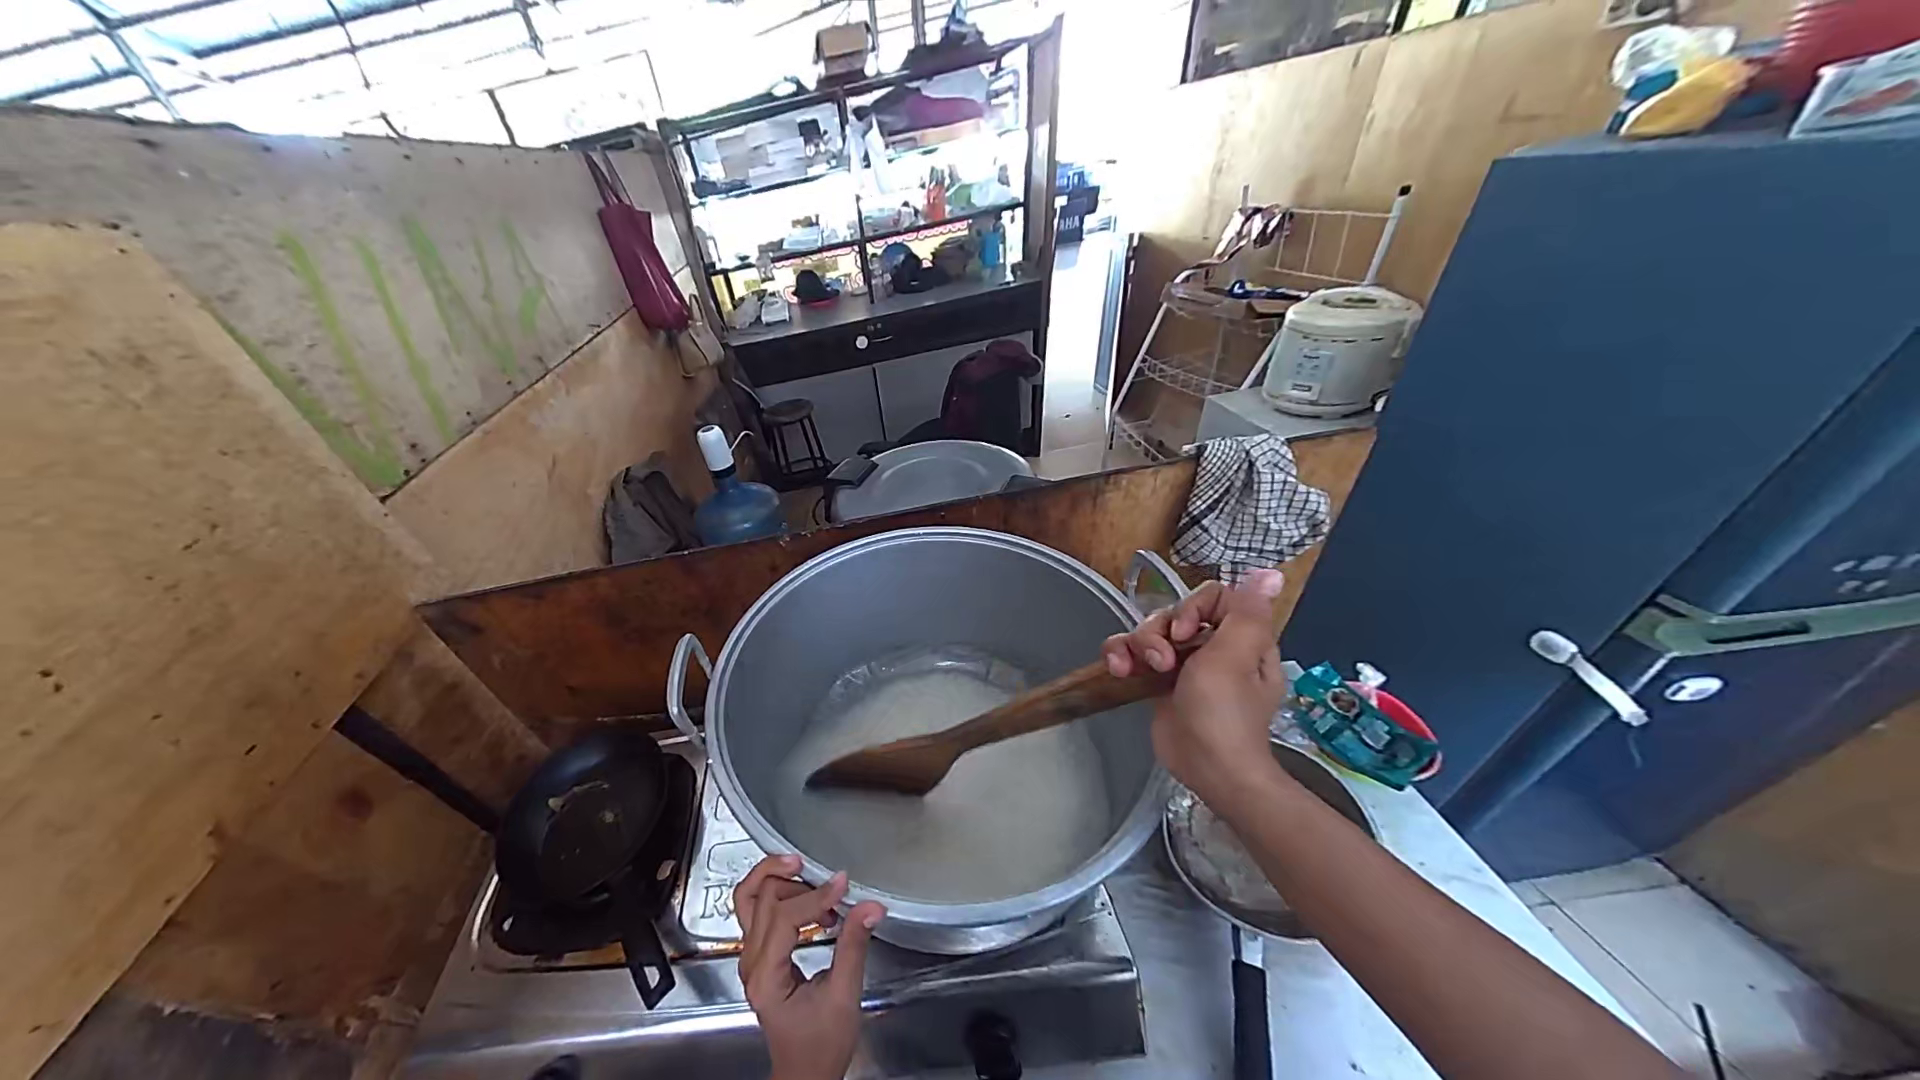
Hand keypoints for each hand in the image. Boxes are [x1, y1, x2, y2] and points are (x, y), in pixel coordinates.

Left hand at [734, 855, 886, 1079]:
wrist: (805, 1073)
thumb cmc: (822, 1045)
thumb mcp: (844, 996)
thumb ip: (853, 946)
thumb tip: (869, 906)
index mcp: (766, 976)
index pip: (783, 918)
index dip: (814, 897)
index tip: (843, 886)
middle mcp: (751, 962)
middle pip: (758, 898)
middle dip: (794, 882)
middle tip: (823, 875)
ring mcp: (752, 956)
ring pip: (750, 897)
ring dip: (779, 879)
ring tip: (813, 878)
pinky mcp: (761, 953)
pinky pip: (759, 909)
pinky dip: (782, 892)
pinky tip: (813, 900)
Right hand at [1100, 569, 1289, 808]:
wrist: (1207, 767)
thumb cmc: (1224, 712)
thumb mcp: (1236, 656)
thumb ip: (1247, 612)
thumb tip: (1272, 574)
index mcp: (1242, 638)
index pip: (1213, 597)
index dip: (1191, 608)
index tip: (1184, 634)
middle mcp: (1214, 647)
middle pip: (1175, 613)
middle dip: (1158, 631)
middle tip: (1162, 662)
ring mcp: (1185, 665)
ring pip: (1150, 632)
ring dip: (1136, 645)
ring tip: (1131, 669)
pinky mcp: (1159, 682)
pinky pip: (1135, 654)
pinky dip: (1122, 657)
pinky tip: (1117, 670)